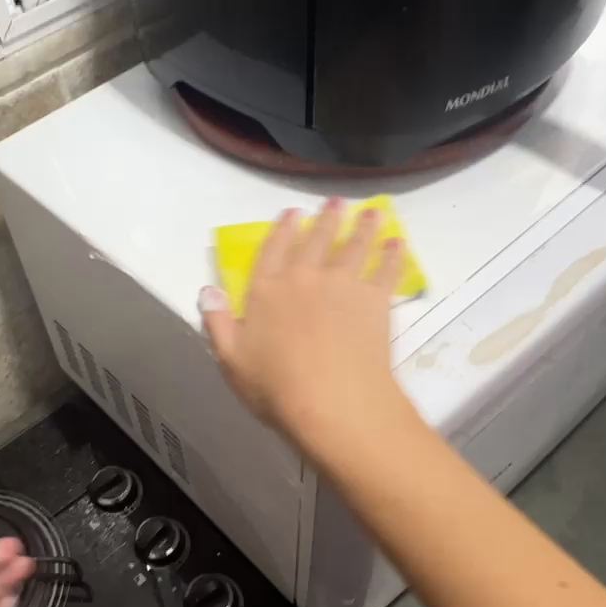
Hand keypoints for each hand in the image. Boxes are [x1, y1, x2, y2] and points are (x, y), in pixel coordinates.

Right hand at [198, 198, 413, 453]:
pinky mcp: (375, 300)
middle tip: (334, 203)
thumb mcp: (230, 360)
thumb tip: (208, 290)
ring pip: (353, 246)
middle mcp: (303, 278)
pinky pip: (386, 269)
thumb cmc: (275, 387)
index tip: (292, 213)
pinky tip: (397, 243)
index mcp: (266, 291)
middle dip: (325, 219)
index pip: (272, 250)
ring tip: (371, 212)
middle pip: (315, 240)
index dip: (282, 229)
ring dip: (362, 227)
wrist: (333, 403)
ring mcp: (342, 285)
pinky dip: (392, 254)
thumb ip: (217, 322)